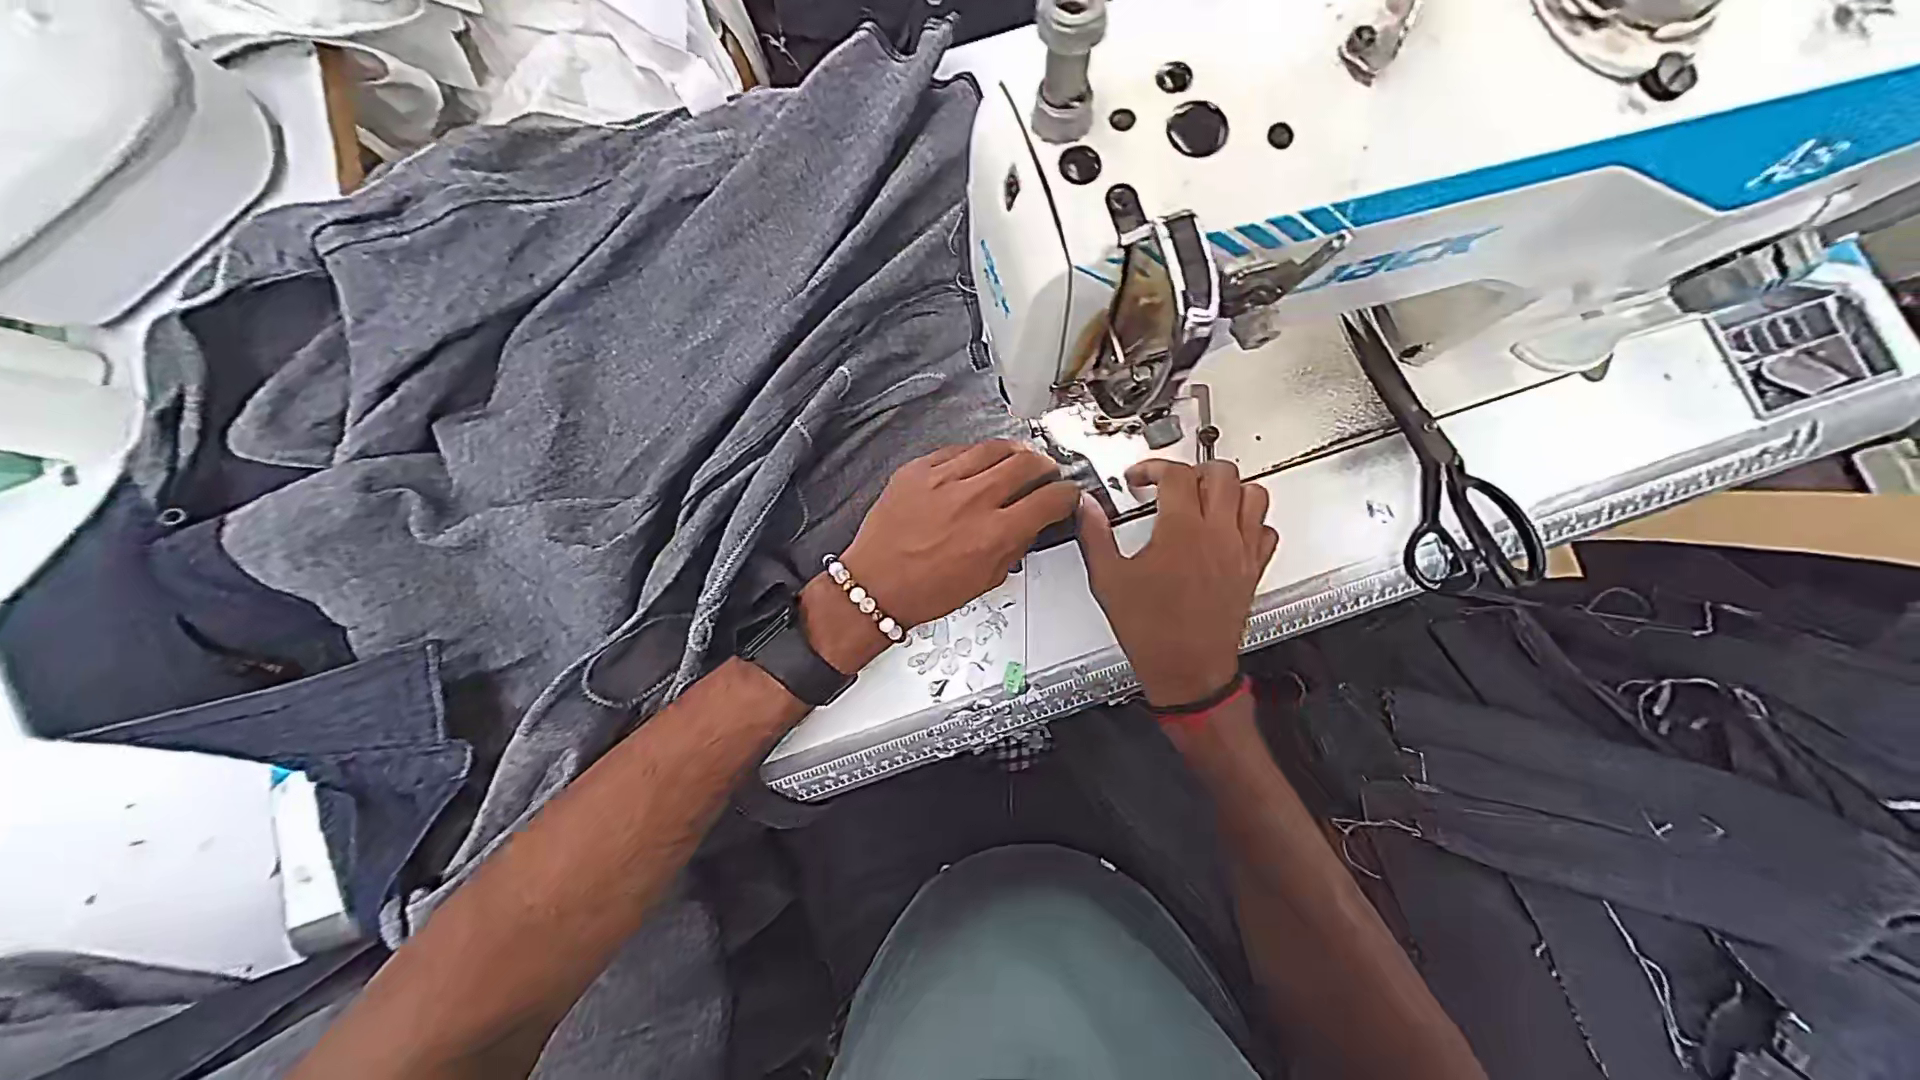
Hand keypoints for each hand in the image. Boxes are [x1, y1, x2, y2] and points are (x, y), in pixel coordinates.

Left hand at [822, 439, 1078, 647]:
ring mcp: (943, 481)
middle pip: (1028, 462)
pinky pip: (958, 449)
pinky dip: (975, 455)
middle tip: (1046, 472)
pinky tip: (977, 463)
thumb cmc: (924, 590)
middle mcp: (972, 501)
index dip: (1068, 494)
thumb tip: (1033, 523)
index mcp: (995, 533)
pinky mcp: (918, 470)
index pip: (1050, 498)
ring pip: (995, 447)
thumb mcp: (986, 579)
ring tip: (1018, 460)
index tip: (1067, 494)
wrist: (875, 585)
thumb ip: (1016, 546)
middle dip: (1046, 466)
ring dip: (1015, 453)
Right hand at [1078, 459, 1278, 707]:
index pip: (1175, 473)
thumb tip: (1086, 508)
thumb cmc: (1153, 633)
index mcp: (1181, 531)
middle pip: (1220, 472)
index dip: (1151, 468)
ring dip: (1227, 488)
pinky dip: (1250, 520)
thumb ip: (1095, 535)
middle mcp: (1217, 535)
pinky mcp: (1254, 570)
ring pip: (1253, 494)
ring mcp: (1241, 551)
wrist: (1187, 671)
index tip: (1139, 478)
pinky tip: (1228, 528)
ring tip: (1203, 498)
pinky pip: (1266, 529)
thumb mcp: (1108, 580)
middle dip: (1191, 470)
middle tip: (1171, 484)